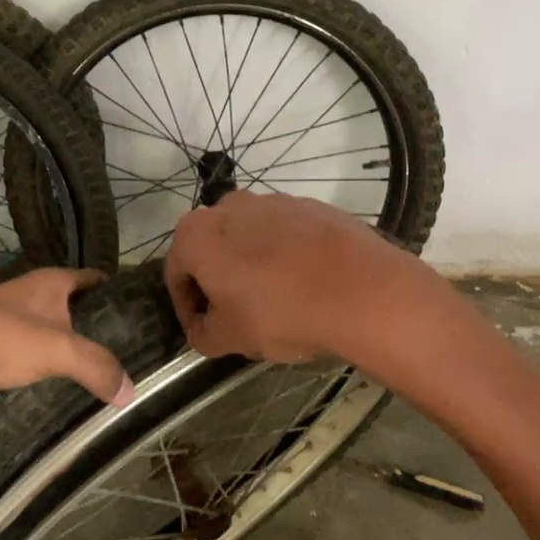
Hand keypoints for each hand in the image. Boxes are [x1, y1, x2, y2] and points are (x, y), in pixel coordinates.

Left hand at [0, 268, 134, 418]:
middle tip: (135, 356)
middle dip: (101, 331)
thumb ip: (98, 366)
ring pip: (56, 338)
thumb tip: (132, 392)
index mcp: (49, 282)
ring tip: (110, 378)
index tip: (146, 315)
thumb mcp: (57, 349)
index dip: (119, 293)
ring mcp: (12, 325)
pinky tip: (70, 394)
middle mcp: (31, 296)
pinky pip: (35, 361)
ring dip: (76, 356)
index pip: (94, 279)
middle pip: (77, 310)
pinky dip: (52, 374)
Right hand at [163, 191, 435, 362]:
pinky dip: (286, 258)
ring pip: (250, 238)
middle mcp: (229, 206)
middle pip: (211, 248)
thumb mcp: (231, 338)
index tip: (202, 331)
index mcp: (197, 234)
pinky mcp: (312, 206)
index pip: (175, 272)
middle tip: (235, 317)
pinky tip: (306, 287)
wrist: (363, 290)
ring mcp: (273, 201)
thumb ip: (203, 334)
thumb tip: (202, 329)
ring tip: (275, 304)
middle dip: (217, 281)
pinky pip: (287, 235)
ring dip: (252, 267)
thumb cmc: (281, 313)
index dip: (185, 307)